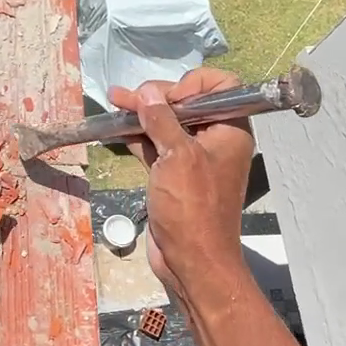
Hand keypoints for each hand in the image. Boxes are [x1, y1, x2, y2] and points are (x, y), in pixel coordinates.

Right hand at [108, 68, 255, 298]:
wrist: (192, 260)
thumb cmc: (193, 207)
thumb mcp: (177, 156)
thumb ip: (161, 119)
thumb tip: (147, 92)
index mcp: (230, 131)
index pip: (221, 88)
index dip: (193, 84)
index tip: (168, 98)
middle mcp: (215, 140)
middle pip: (187, 103)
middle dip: (158, 96)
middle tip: (130, 97)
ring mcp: (192, 159)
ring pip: (167, 124)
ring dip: (142, 112)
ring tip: (115, 100)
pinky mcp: (173, 176)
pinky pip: (156, 145)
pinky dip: (138, 135)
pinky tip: (117, 126)